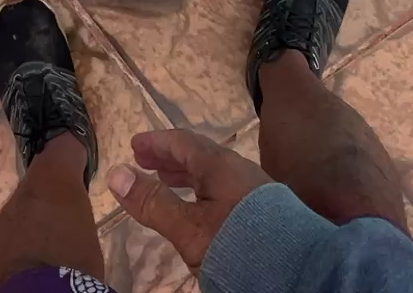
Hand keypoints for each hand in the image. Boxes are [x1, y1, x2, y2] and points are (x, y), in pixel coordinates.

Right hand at [105, 129, 272, 267]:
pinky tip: (200, 206)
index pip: (182, 142)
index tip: (135, 145)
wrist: (296, 270)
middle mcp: (237, 169)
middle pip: (197, 154)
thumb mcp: (188, 228)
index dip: (157, 142)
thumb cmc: (236, 242)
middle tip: (144, 161)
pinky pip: (224, 187)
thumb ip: (153, 203)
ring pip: (212, 172)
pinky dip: (202, 188)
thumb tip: (116, 173)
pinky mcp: (262, 209)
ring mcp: (252, 188)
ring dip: (185, 173)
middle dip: (168, 157)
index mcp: (218, 164)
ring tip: (166, 181)